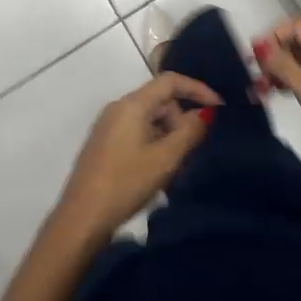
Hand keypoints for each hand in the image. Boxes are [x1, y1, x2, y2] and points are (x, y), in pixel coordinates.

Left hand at [57, 73, 220, 236]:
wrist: (80, 220)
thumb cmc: (125, 183)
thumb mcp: (165, 159)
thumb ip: (190, 132)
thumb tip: (206, 113)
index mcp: (132, 104)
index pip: (170, 81)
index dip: (198, 89)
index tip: (219, 107)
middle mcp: (118, 108)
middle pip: (160, 100)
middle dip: (182, 119)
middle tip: (195, 148)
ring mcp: (108, 126)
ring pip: (149, 119)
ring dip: (169, 135)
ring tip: (178, 165)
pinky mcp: (103, 144)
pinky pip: (137, 132)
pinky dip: (154, 143)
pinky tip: (159, 171)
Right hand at [259, 17, 300, 171]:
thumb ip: (285, 67)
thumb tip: (260, 44)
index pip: (298, 26)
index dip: (274, 35)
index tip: (255, 56)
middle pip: (297, 41)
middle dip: (274, 53)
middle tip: (255, 75)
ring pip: (299, 59)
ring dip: (278, 68)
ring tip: (260, 88)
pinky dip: (288, 80)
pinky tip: (275, 93)